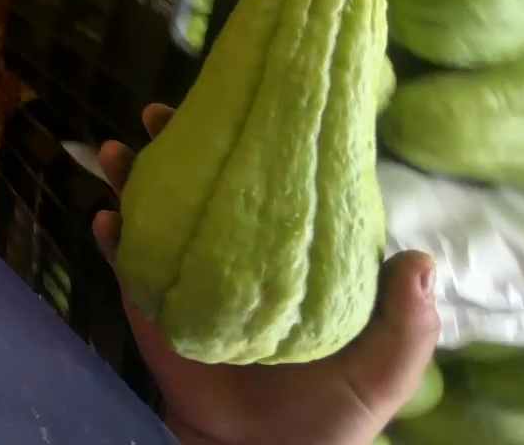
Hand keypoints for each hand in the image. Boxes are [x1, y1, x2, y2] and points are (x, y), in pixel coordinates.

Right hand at [94, 105, 438, 444]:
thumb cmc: (327, 413)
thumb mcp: (378, 374)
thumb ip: (401, 326)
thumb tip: (417, 258)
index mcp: (272, 255)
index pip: (255, 189)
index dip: (242, 147)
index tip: (231, 109)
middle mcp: (222, 248)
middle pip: (191, 183)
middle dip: (170, 144)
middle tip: (156, 114)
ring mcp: (179, 267)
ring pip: (146, 208)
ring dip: (126, 177)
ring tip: (113, 153)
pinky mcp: (146, 294)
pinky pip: (120, 258)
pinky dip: (110, 236)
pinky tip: (106, 220)